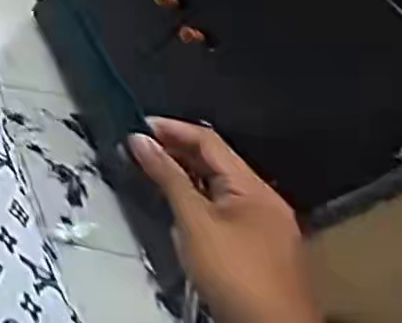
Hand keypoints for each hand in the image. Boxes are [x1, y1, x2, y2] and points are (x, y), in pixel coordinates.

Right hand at [131, 119, 318, 322]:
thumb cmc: (235, 276)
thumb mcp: (194, 222)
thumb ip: (167, 176)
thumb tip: (139, 140)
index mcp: (254, 189)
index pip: (208, 141)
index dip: (171, 129)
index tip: (137, 125)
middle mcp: (264, 201)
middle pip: (214, 162)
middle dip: (175, 151)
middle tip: (138, 148)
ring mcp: (264, 226)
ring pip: (217, 186)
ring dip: (184, 174)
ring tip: (150, 170)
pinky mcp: (258, 249)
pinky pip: (223, 208)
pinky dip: (197, 198)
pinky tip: (176, 204)